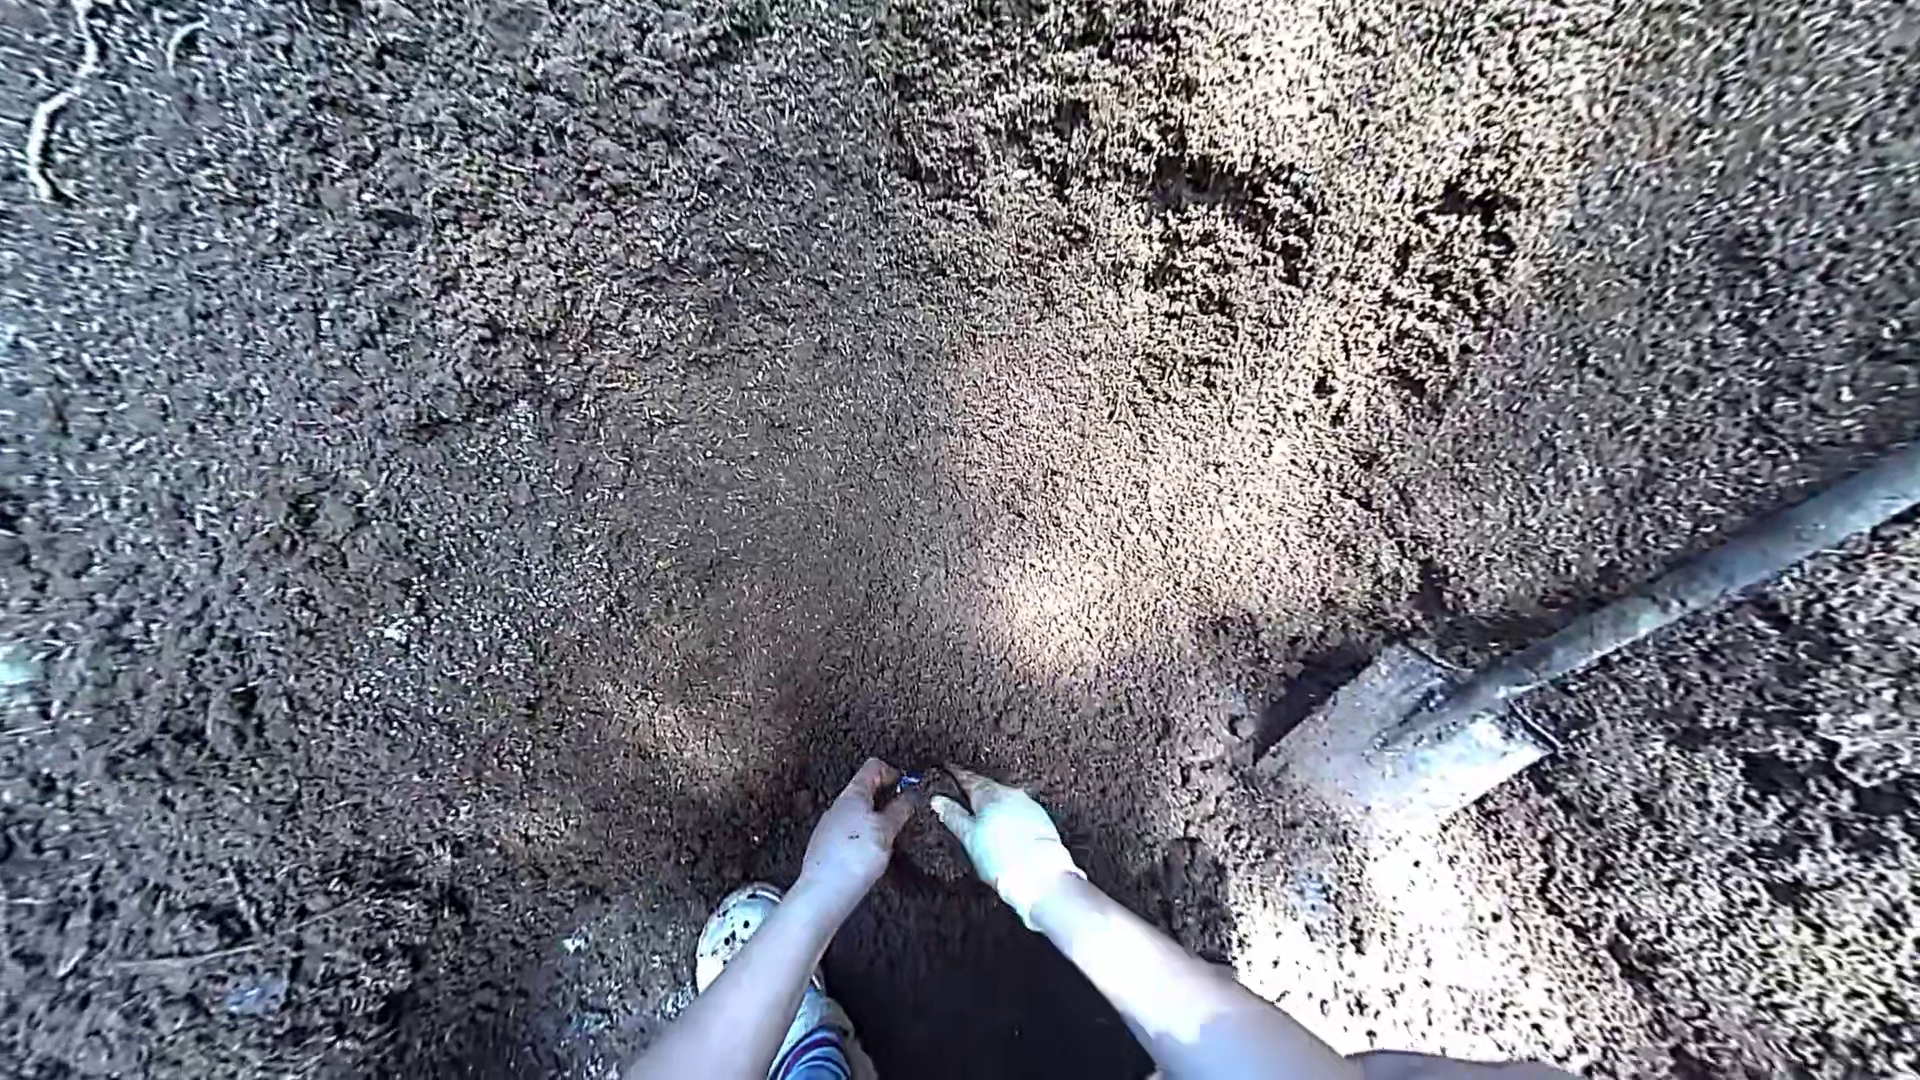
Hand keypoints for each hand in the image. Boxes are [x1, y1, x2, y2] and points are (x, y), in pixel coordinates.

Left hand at [797, 758, 915, 913]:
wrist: (822, 895)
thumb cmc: (853, 859)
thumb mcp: (886, 830)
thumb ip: (900, 809)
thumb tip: (911, 794)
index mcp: (852, 794)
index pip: (873, 766)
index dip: (892, 771)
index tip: (907, 784)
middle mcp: (838, 805)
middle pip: (865, 788)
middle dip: (886, 795)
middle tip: (903, 809)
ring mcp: (830, 825)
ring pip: (857, 810)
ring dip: (875, 815)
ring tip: (890, 833)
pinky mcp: (826, 846)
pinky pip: (849, 830)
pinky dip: (863, 833)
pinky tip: (870, 851)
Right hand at [930, 765, 1084, 927]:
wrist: (1042, 879)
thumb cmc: (1004, 860)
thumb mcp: (969, 838)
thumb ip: (953, 816)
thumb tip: (938, 800)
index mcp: (990, 794)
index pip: (969, 778)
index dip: (957, 775)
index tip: (949, 771)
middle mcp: (1010, 794)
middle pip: (988, 786)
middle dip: (975, 788)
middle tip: (962, 790)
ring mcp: (1027, 806)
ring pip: (1004, 798)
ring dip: (993, 802)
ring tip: (982, 812)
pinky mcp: (1040, 820)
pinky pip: (1018, 810)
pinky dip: (1008, 814)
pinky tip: (1004, 827)